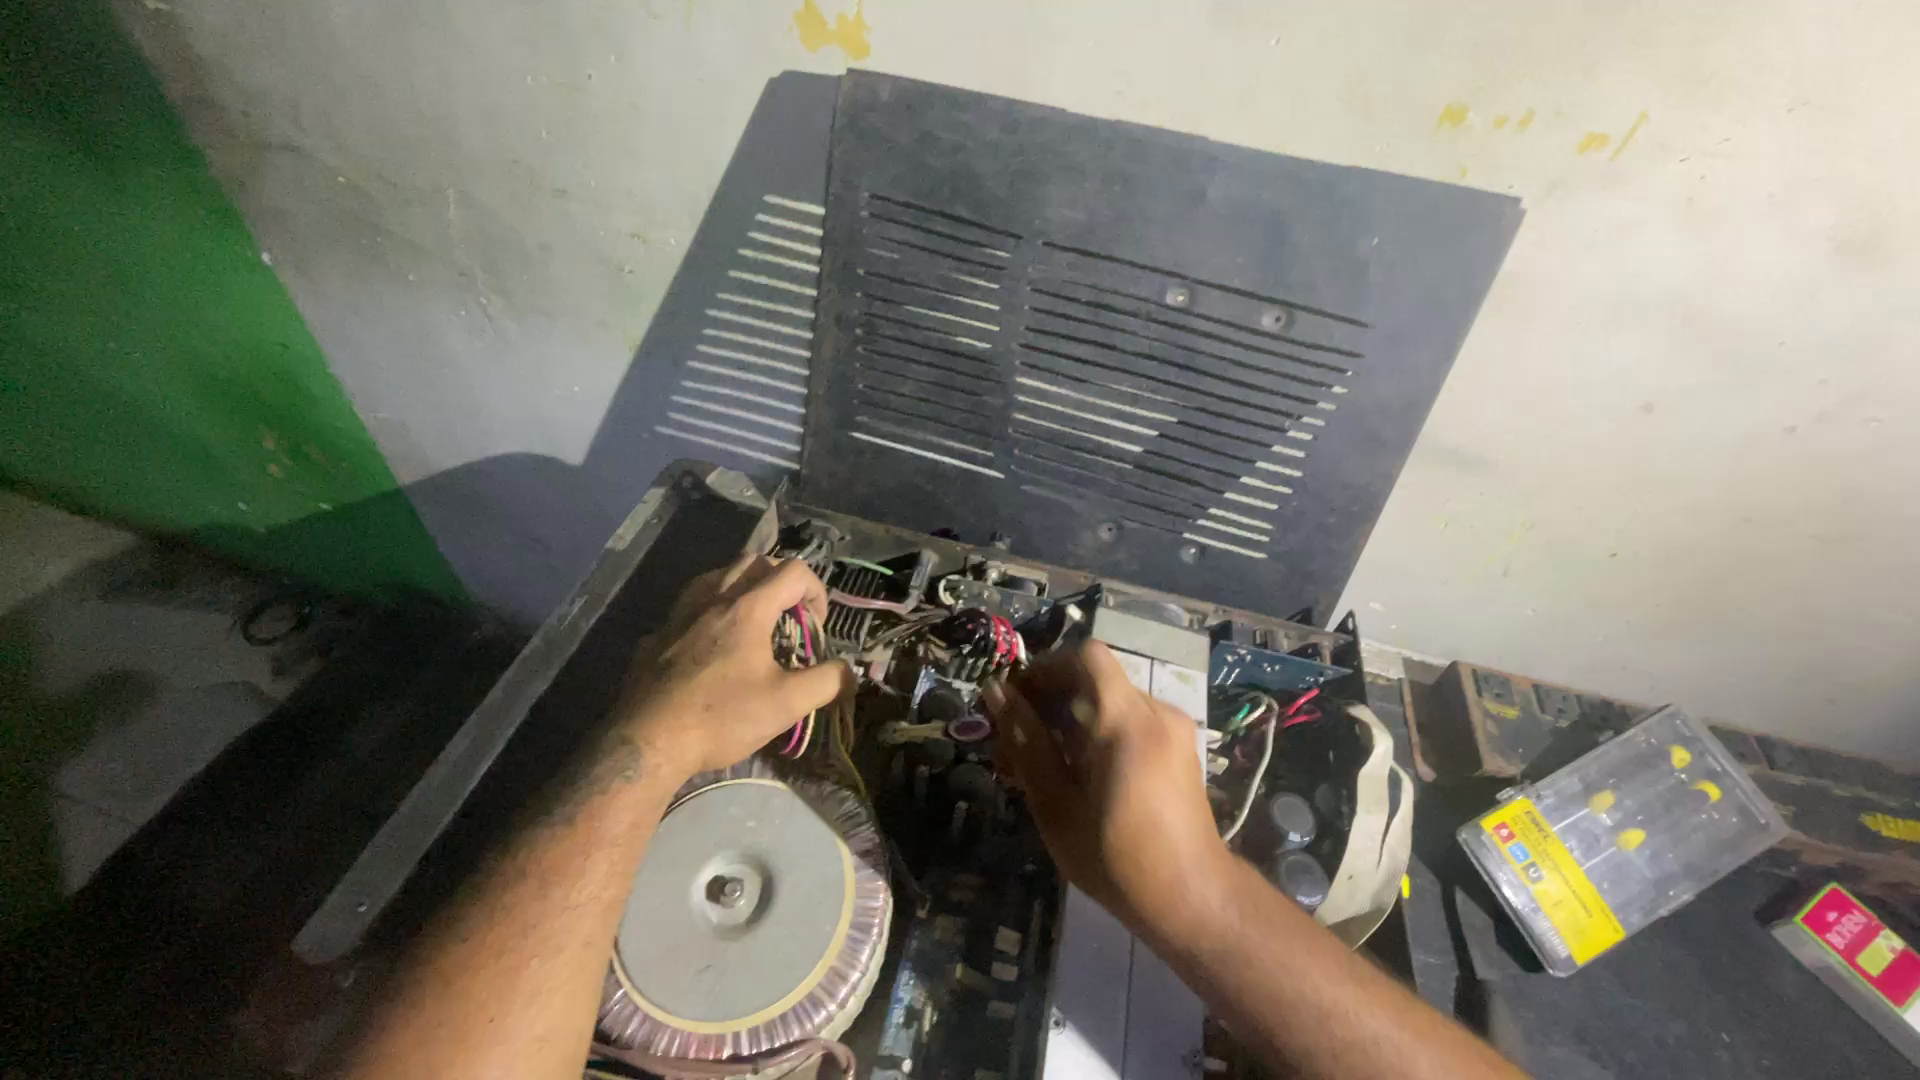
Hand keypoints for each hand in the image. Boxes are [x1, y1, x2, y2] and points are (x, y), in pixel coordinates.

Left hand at [617, 554, 848, 781]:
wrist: (647, 742)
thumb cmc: (722, 717)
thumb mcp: (787, 704)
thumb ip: (826, 682)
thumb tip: (849, 672)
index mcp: (747, 608)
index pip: (793, 571)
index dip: (816, 591)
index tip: (816, 627)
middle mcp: (712, 600)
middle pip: (753, 561)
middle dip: (780, 580)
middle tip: (789, 616)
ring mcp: (678, 616)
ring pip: (714, 576)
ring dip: (742, 586)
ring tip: (753, 620)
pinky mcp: (655, 637)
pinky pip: (687, 608)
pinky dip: (708, 613)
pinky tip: (710, 645)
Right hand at [983, 640, 1230, 934]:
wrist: (1192, 898)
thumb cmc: (1116, 857)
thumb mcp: (1056, 803)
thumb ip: (1026, 741)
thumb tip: (996, 692)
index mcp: (1124, 720)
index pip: (1085, 656)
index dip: (1046, 668)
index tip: (1017, 701)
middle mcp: (1155, 711)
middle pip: (1095, 678)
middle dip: (1051, 699)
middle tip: (1017, 740)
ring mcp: (1173, 728)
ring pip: (1111, 700)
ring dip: (1072, 718)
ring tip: (1042, 762)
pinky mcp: (1179, 746)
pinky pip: (1131, 719)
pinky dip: (1099, 730)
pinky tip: (1079, 773)